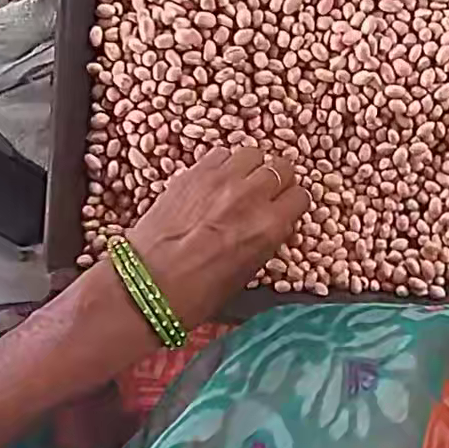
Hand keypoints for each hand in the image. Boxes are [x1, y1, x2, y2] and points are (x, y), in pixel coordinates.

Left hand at [123, 146, 309, 327]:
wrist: (148, 284)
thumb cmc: (198, 293)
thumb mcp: (247, 273)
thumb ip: (265, 240)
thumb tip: (270, 225)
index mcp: (269, 226)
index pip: (300, 197)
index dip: (292, 204)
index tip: (285, 210)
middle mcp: (250, 195)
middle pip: (281, 167)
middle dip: (277, 181)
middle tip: (265, 195)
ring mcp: (220, 179)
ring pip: (252, 154)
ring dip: (251, 168)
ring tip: (240, 184)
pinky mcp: (193, 173)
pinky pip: (221, 155)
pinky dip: (223, 165)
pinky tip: (215, 182)